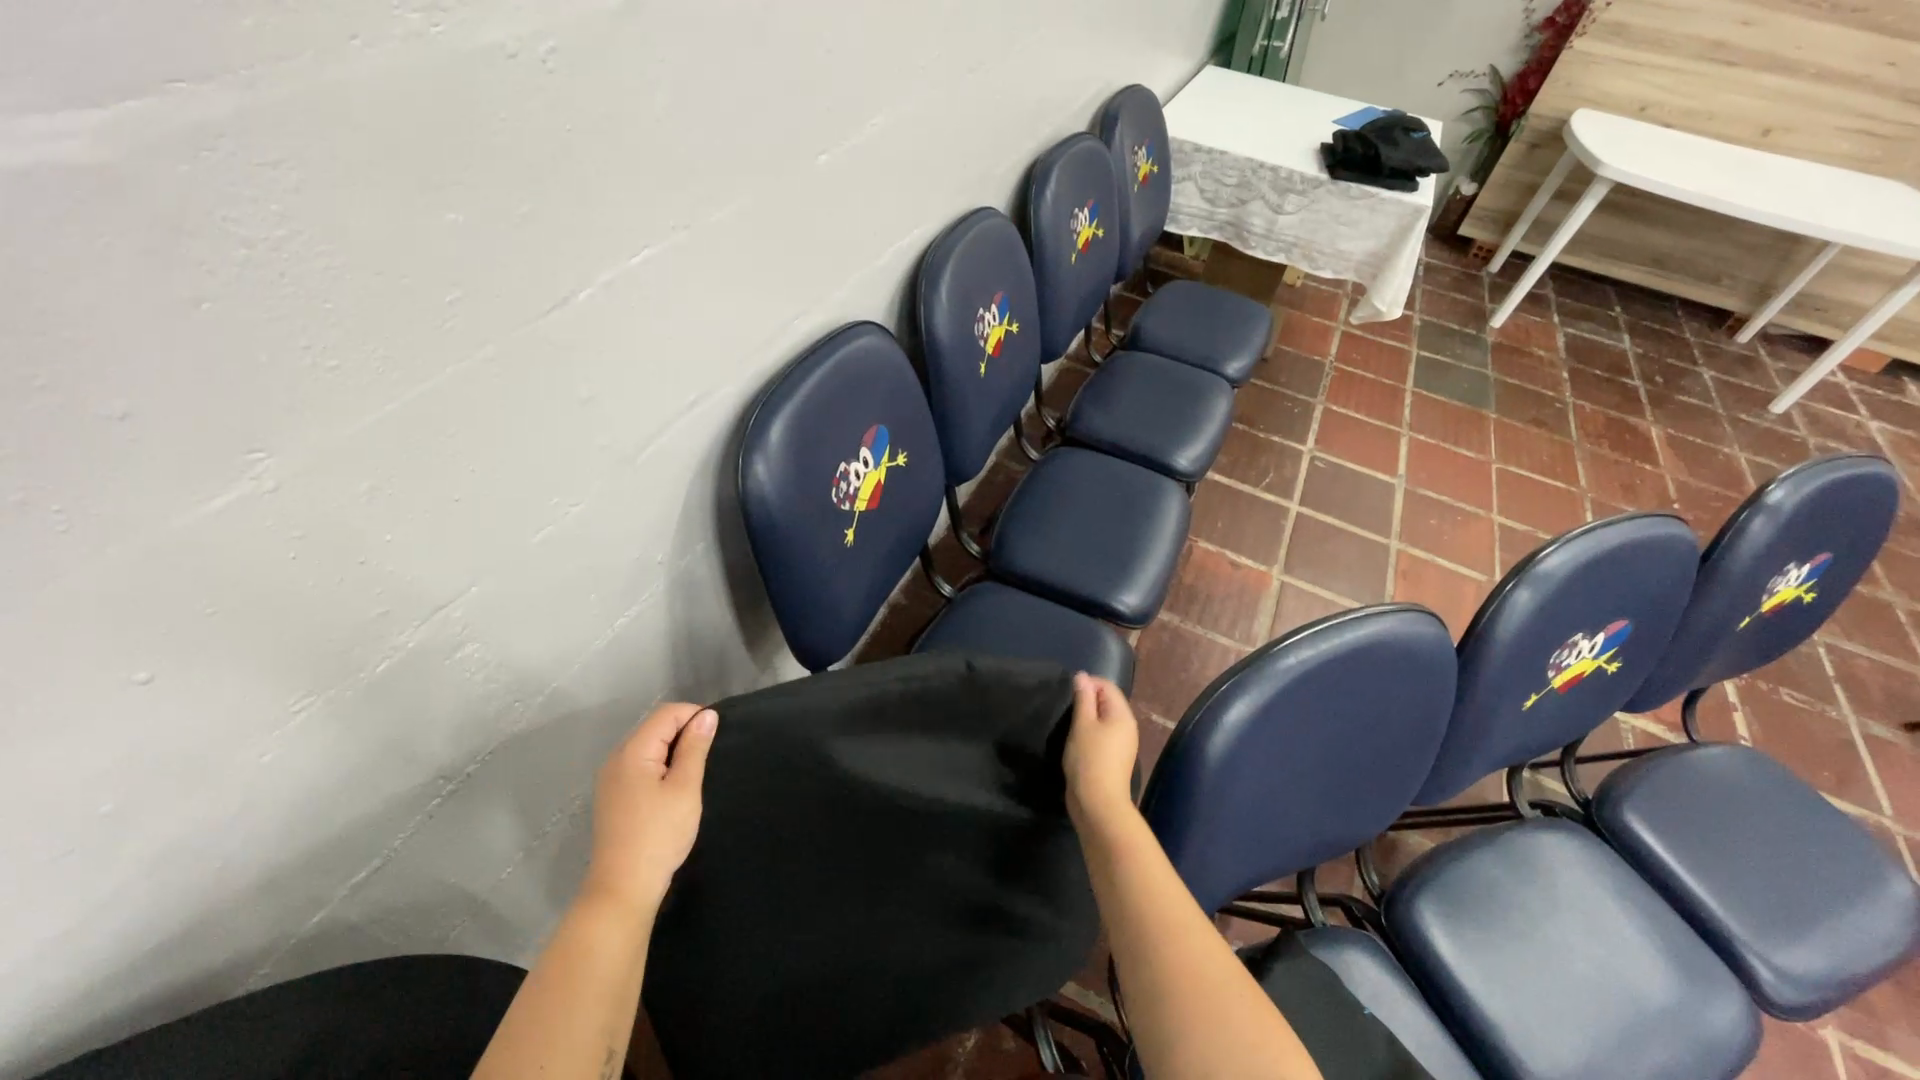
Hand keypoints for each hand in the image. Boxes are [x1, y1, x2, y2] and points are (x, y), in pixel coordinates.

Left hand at [582, 703, 717, 913]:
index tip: (717, 736)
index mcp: (632, 752)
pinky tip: (673, 787)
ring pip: (647, 747)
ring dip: (673, 750)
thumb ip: (695, 748)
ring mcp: (611, 778)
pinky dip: (660, 765)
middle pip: (654, 727)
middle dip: (684, 731)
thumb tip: (707, 716)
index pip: (666, 714)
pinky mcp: (613, 796)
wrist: (623, 886)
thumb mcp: (685, 788)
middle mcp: (616, 758)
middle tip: (710, 755)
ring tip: (695, 772)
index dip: (694, 715)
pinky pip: (639, 765)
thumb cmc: (659, 834)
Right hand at [1063, 673, 1139, 828]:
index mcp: (1123, 715)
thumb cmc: (1089, 759)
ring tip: (1069, 722)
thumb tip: (1082, 676)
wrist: (1098, 803)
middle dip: (1088, 699)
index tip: (1067, 691)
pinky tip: (1077, 739)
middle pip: (1108, 701)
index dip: (1088, 683)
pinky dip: (1091, 732)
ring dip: (1088, 717)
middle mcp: (1127, 727)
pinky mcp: (1114, 757)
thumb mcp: (1082, 724)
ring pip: (1105, 719)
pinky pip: (1103, 735)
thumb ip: (1083, 698)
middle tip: (1066, 708)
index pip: (1108, 686)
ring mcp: (1123, 744)